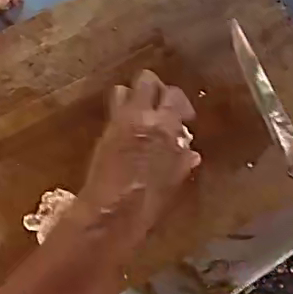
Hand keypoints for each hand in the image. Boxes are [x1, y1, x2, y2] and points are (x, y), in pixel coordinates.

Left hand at [34, 70, 199, 293]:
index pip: (174, 95)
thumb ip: (181, 160)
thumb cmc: (150, 201)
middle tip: (159, 107)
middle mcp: (141, 116)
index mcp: (166, 125)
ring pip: (125, 89)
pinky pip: (113, 110)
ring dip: (134, 97)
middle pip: (147, 80)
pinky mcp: (103, 131)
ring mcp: (119, 121)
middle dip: (154, 89)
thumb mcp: (173, 180)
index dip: (179, 103)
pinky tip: (126, 131)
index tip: (182, 117)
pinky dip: (121, 113)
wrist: (111, 213)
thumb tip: (189, 153)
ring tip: (140, 115)